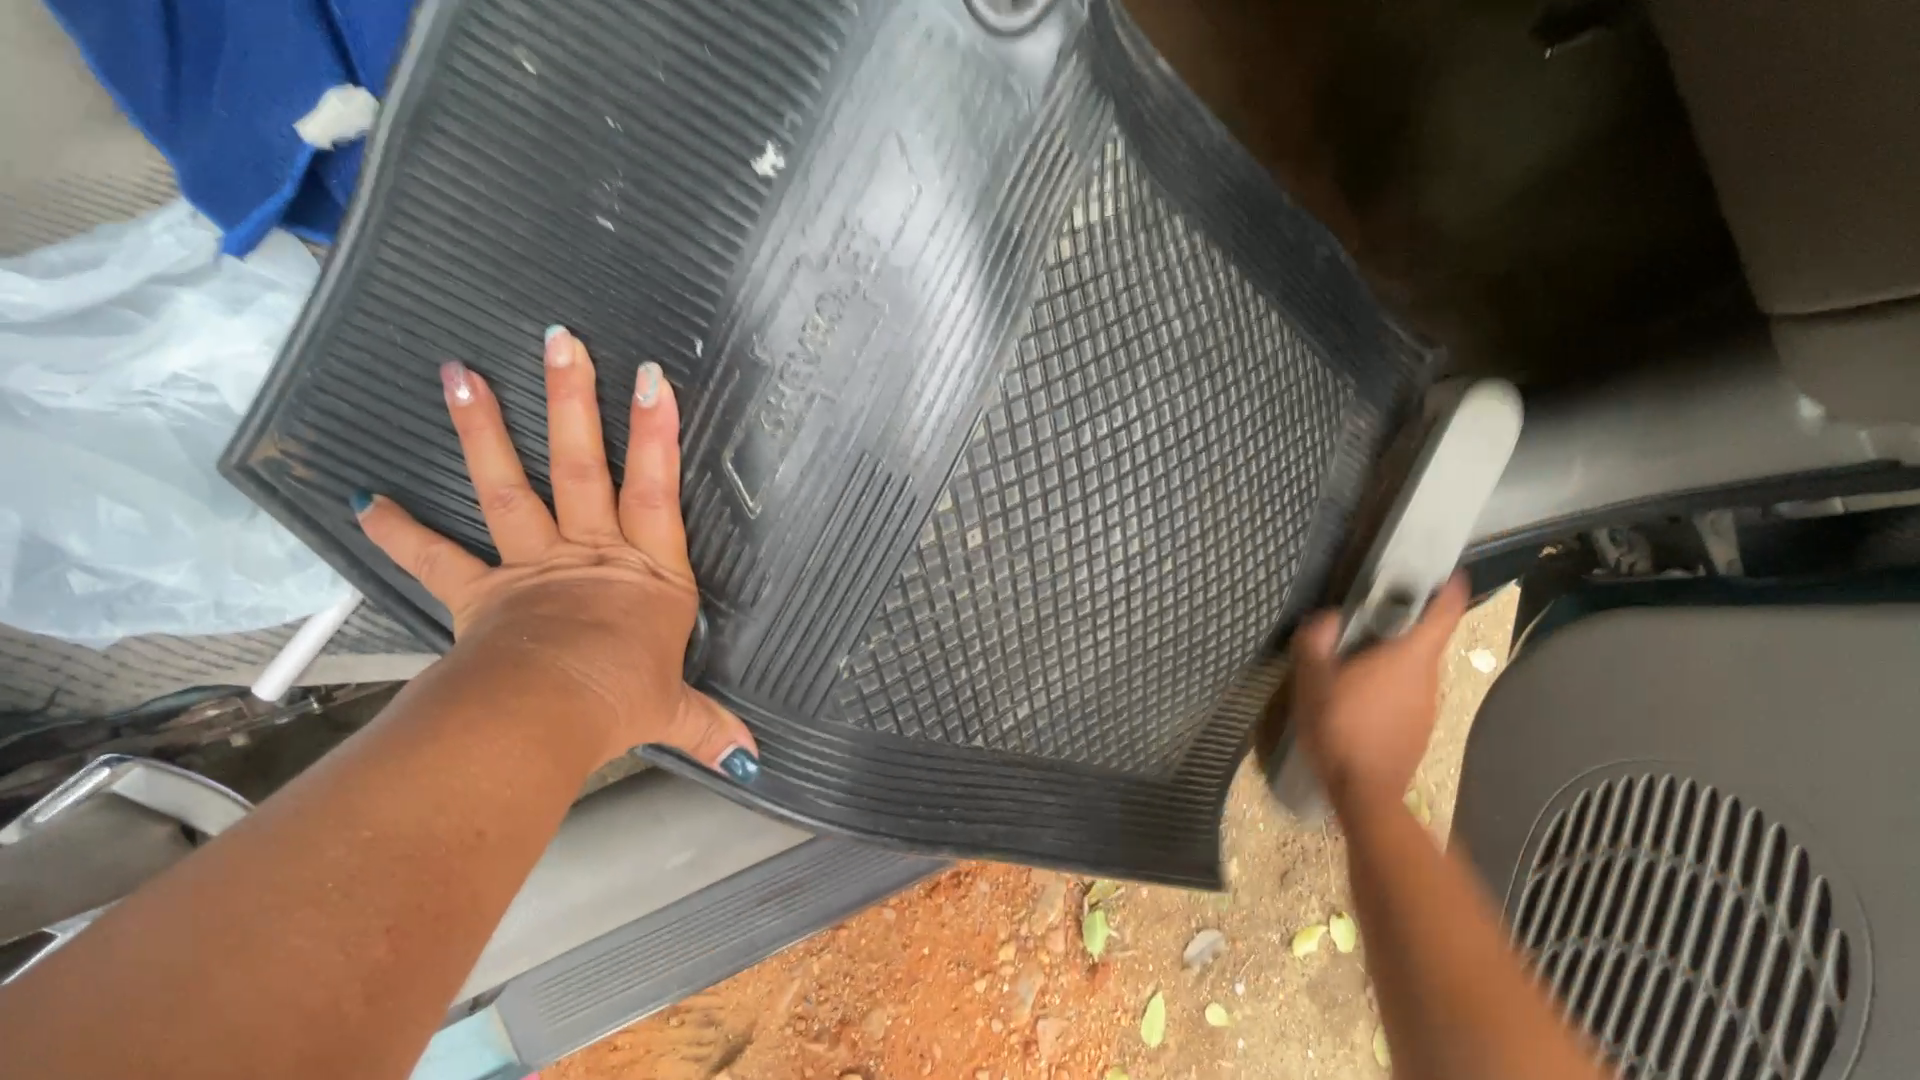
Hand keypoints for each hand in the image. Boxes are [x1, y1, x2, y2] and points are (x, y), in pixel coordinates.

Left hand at [352, 328, 759, 777]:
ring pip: (511, 488)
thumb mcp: (675, 710)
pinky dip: (401, 529)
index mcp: (647, 573)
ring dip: (485, 431)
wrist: (541, 721)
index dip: (656, 433)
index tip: (651, 378)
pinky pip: (437, 557)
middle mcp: (592, 554)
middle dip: (574, 402)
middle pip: (584, 467)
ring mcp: (533, 566)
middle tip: (560, 341)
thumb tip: (753, 760)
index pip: (655, 489)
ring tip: (461, 374)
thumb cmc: (617, 703)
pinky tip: (365, 500)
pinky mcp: (481, 592)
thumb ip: (711, 725)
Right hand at [1288, 574, 1468, 806]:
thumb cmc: (1339, 728)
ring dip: (1392, 659)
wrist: (1364, 793)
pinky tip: (1360, 703)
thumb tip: (1327, 618)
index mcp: (1408, 656)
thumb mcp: (1313, 681)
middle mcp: (1427, 677)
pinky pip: (1407, 694)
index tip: (1448, 574)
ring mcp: (1428, 705)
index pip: (1444, 613)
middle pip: (1424, 640)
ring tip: (1355, 664)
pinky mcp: (1420, 728)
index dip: (1450, 589)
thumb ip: (1317, 643)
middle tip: (1366, 620)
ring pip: (1413, 669)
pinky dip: (1390, 687)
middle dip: (1402, 626)